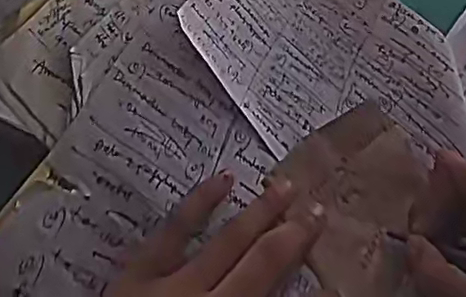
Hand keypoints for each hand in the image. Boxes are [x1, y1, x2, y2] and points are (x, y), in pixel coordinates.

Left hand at [107, 173, 323, 296]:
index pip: (271, 293)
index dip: (303, 278)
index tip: (329, 264)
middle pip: (258, 264)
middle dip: (290, 237)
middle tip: (316, 209)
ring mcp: (169, 286)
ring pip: (226, 241)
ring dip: (259, 213)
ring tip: (285, 186)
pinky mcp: (137, 273)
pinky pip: (175, 230)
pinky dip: (201, 202)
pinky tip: (225, 179)